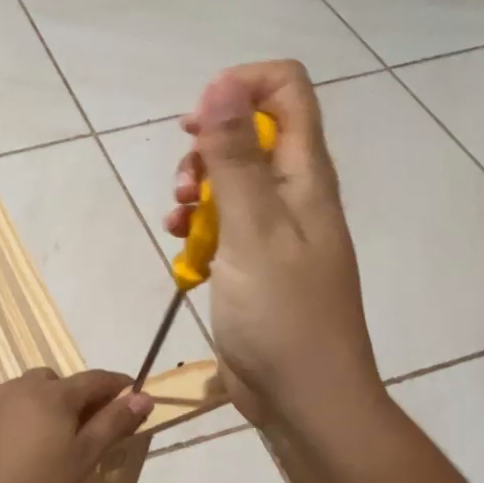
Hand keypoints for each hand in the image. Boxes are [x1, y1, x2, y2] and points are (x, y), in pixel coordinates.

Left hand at [0, 369, 151, 482]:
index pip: (95, 379)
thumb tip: (142, 396)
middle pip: (54, 381)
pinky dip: (5, 419)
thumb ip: (113, 424)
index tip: (130, 393)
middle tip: (77, 425)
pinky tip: (3, 448)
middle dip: (70, 395)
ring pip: (20, 391)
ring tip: (37, 439)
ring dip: (34, 405)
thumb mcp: (83, 457)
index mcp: (55, 395)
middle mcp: (20, 386)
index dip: (116, 385)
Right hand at [165, 61, 381, 426]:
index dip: (240, 88)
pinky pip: (224, 225)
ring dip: (197, 189)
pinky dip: (198, 228)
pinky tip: (180, 248)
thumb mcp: (252, 230)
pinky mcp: (256, 265)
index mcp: (306, 175)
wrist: (304, 398)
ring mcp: (276, 231)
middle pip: (251, 133)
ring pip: (231, 180)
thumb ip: (234, 158)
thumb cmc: (282, 315)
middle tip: (187, 185)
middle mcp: (295, 194)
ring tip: (177, 222)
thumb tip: (221, 84)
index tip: (199, 123)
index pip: (285, 89)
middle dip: (208, 147)